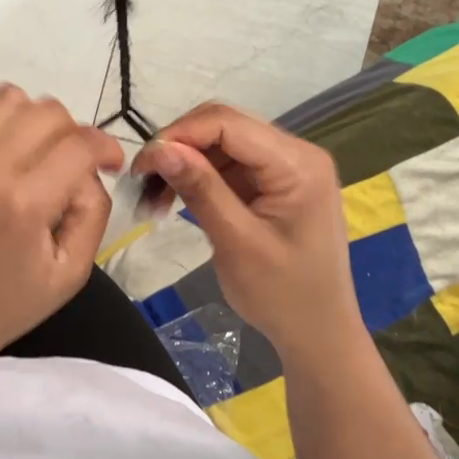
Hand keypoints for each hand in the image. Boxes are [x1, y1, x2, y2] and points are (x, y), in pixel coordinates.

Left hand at [0, 85, 123, 386]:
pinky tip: (17, 147)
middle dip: (76, 134)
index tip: (113, 166)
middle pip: (48, 113)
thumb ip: (91, 212)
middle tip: (79, 169)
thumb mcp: (70, 273)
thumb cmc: (7, 304)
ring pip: (13, 100)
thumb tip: (90, 173)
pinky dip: (7, 116)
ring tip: (46, 155)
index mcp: (24, 202)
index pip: (78, 144)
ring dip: (40, 120)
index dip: (106, 148)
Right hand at [133, 102, 363, 360]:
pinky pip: (225, 165)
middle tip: (141, 181)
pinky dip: (195, 178)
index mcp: (297, 164)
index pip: (227, 124)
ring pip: (218, 143)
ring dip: (182, 163)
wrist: (317, 334)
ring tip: (151, 198)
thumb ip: (201, 189)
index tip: (140, 165)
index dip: (178, 135)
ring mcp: (284, 167)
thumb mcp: (237, 242)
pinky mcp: (271, 183)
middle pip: (222, 127)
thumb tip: (159, 149)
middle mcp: (295, 154)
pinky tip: (171, 200)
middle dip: (177, 147)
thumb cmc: (283, 294)